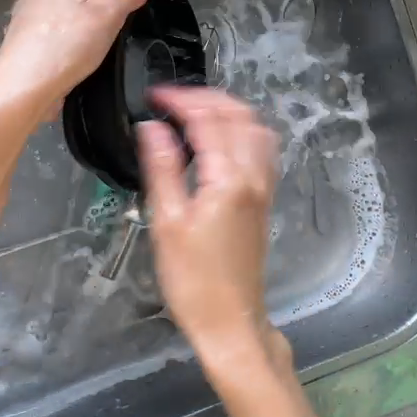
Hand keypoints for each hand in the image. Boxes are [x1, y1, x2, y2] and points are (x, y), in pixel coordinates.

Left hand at [0, 0, 154, 109]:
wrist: (22, 91)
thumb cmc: (67, 47)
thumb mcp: (106, 16)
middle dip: (105, 1)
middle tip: (125, 24)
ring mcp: (28, 16)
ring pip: (69, 11)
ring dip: (87, 22)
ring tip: (105, 43)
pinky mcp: (23, 41)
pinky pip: (57, 31)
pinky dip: (71, 38)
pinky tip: (79, 56)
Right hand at [139, 88, 282, 365]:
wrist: (231, 321)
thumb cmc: (192, 279)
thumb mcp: (167, 223)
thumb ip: (162, 168)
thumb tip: (152, 127)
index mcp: (228, 178)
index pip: (207, 119)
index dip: (181, 100)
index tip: (154, 96)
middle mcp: (254, 175)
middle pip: (239, 115)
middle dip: (206, 98)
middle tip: (171, 100)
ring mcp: (264, 186)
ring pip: (255, 128)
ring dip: (228, 109)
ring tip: (194, 111)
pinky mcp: (264, 199)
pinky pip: (262, 148)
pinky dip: (242, 130)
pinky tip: (221, 138)